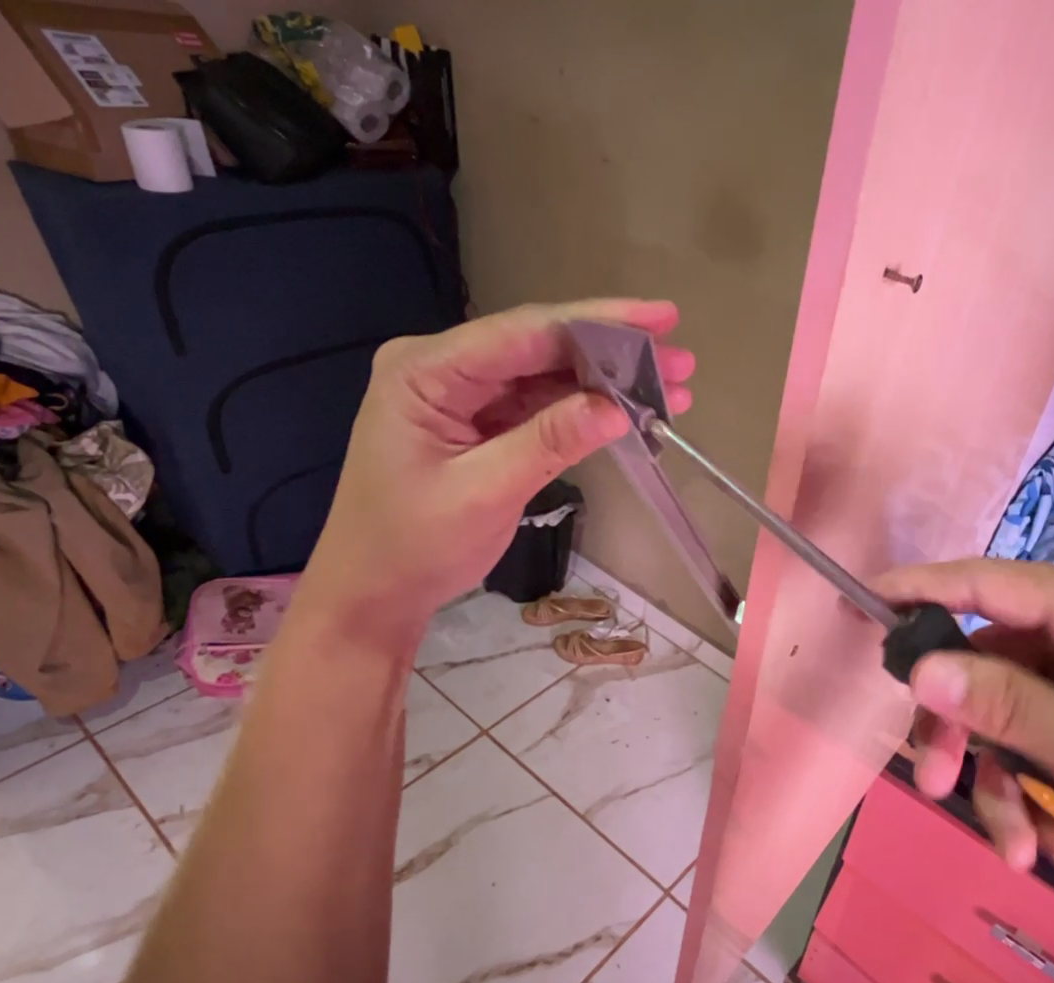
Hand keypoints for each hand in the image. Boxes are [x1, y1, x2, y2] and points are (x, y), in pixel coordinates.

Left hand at [301, 300, 692, 634]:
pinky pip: (541, 405)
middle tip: (679, 359)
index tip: (661, 318)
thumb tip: (617, 407)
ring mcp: (464, 395)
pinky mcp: (482, 422)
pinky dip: (585, 410)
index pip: (523, 332)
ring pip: (548, 374)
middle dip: (612, 351)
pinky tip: (631, 411)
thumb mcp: (482, 493)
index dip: (598, 321)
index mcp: (425, 370)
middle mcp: (445, 368)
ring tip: (672, 386)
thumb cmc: (410, 546)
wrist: (373, 593)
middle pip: (541, 346)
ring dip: (607, 382)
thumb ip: (547, 442)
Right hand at [874, 559, 1053, 922]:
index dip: (917, 589)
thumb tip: (919, 664)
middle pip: (993, 661)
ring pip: (1018, 713)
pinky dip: (1048, 795)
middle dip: (964, 731)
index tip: (854, 599)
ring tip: (1024, 854)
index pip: (989, 583)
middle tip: (932, 785)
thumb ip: (1008, 707)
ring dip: (1009, 783)